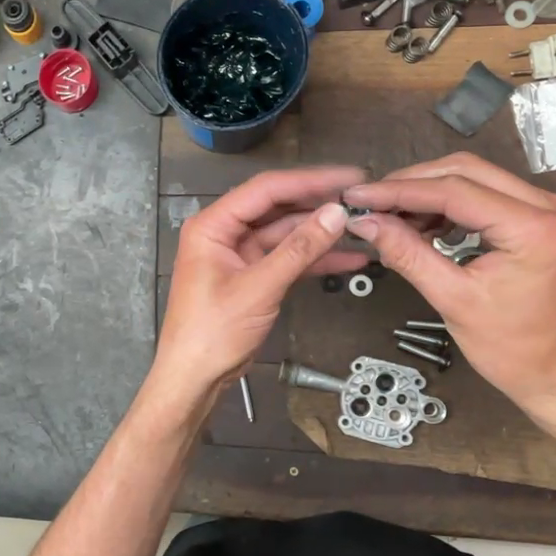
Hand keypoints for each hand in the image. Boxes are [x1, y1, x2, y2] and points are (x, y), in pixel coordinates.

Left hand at [156, 167, 369, 392]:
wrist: (194, 377)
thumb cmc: (210, 333)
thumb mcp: (258, 288)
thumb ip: (298, 250)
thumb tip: (335, 214)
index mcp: (212, 227)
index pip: (265, 190)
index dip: (309, 181)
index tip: (347, 177)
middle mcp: (223, 234)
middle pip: (277, 208)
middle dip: (318, 204)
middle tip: (360, 198)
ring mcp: (238, 256)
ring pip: (285, 234)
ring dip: (320, 233)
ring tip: (362, 226)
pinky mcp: (251, 278)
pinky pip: (286, 259)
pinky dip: (314, 260)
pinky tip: (347, 259)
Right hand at [342, 154, 555, 415]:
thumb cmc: (512, 348)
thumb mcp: (452, 299)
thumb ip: (408, 253)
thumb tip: (366, 222)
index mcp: (535, 229)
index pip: (455, 191)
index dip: (399, 190)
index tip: (359, 196)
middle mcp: (550, 207)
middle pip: (465, 171)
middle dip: (411, 184)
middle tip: (370, 202)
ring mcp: (548, 209)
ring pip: (474, 176)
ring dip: (428, 191)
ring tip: (391, 216)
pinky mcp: (540, 218)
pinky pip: (486, 193)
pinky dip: (448, 203)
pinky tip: (422, 224)